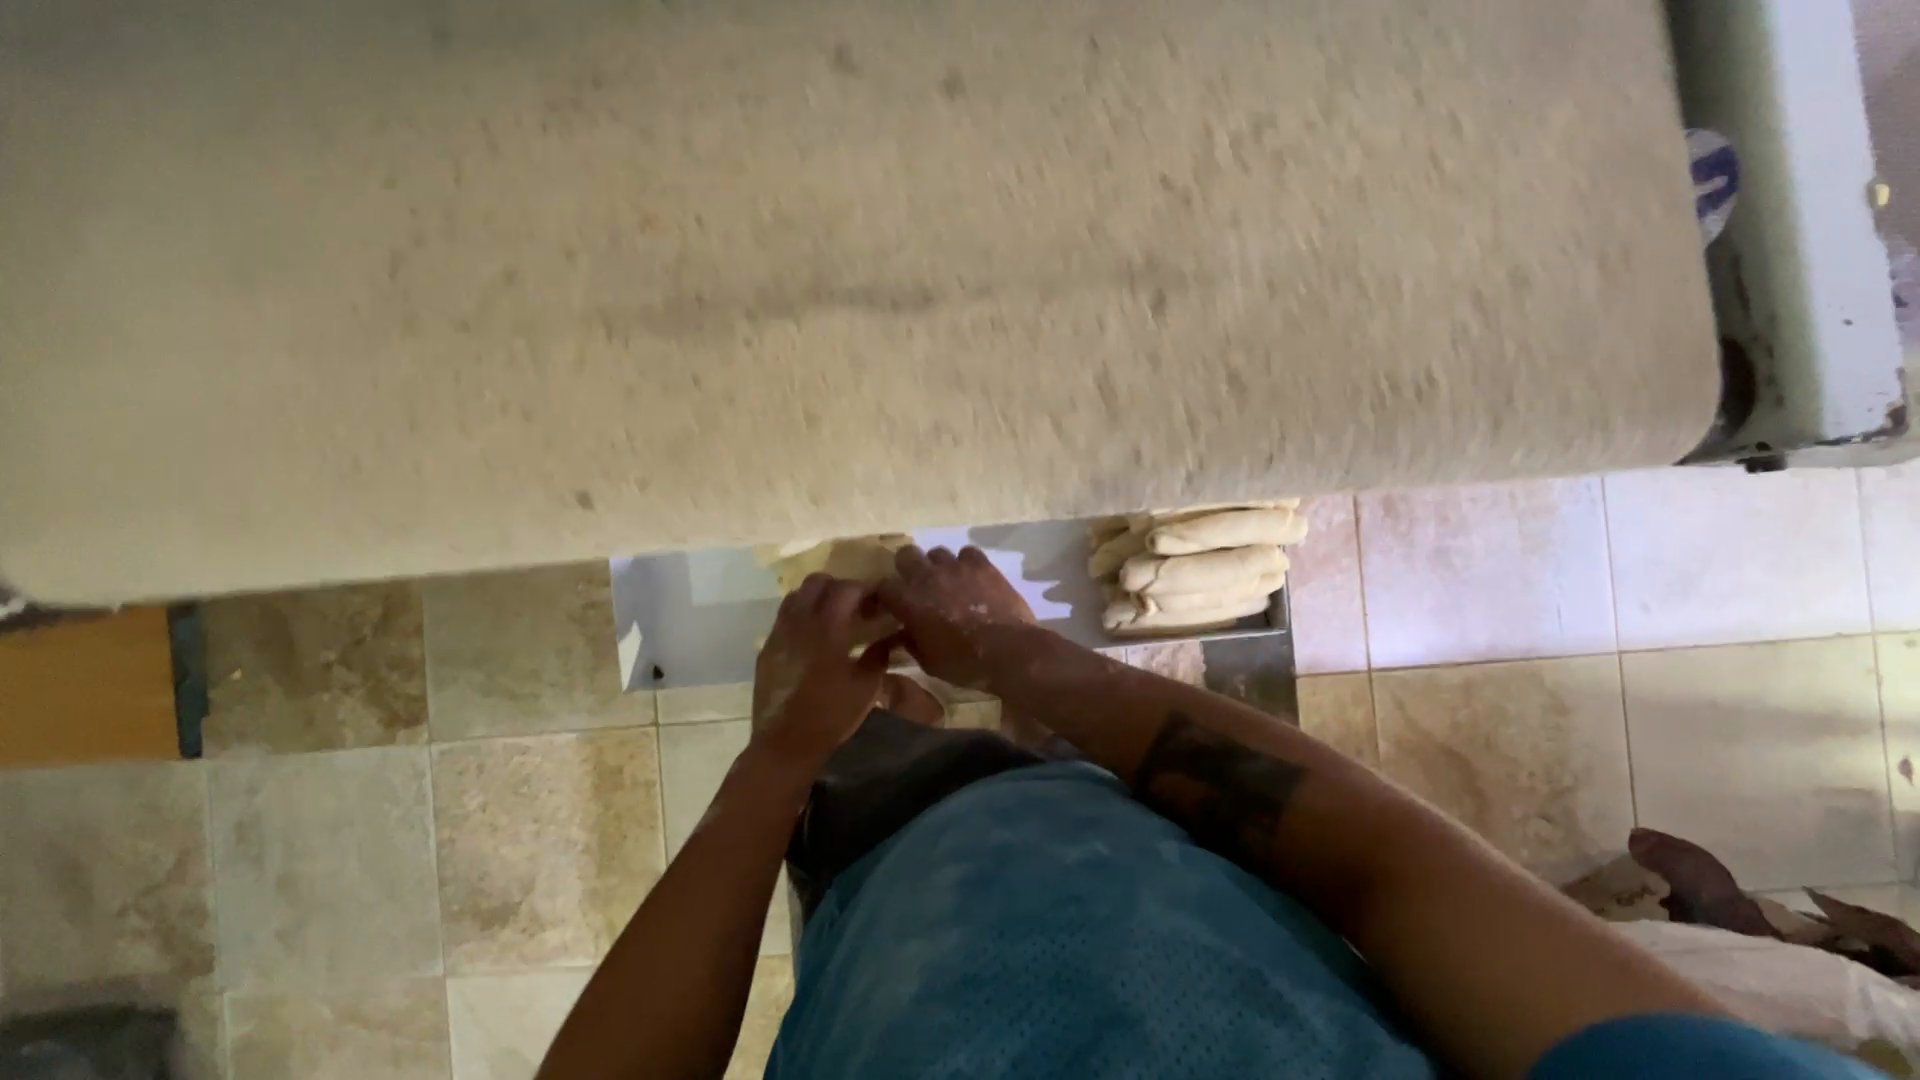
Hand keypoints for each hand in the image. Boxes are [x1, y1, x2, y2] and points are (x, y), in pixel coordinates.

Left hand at [751, 574, 894, 769]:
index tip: (879, 599)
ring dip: (817, 597)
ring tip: (833, 616)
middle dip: (839, 586)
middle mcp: (799, 622)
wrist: (784, 743)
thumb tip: (890, 639)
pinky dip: (801, 615)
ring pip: (796, 595)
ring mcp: (778, 633)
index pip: (847, 588)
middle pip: (817, 582)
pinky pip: (783, 617)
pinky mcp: (767, 648)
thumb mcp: (866, 687)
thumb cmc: (831, 716)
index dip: (866, 588)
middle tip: (856, 604)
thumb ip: (879, 655)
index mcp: (828, 628)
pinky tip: (813, 637)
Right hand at [875, 545, 1034, 689]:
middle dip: (908, 568)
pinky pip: (967, 553)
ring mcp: (955, 567)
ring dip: (938, 566)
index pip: (883, 586)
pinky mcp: (982, 565)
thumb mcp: (929, 662)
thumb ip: (911, 642)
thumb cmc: (964, 663)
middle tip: (917, 586)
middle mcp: (927, 576)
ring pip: (937, 552)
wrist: (1008, 650)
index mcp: (908, 601)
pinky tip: (973, 578)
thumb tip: (903, 634)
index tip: (890, 606)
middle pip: (906, 555)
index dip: (885, 595)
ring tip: (948, 582)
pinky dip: (966, 563)